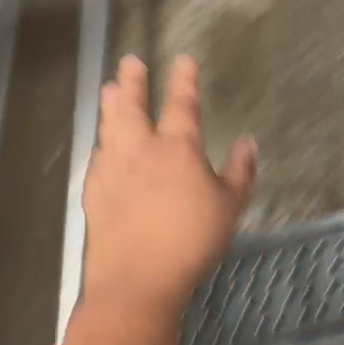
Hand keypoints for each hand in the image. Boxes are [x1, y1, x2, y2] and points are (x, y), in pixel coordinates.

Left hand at [81, 54, 257, 316]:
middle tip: (130, 62)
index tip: (183, 60)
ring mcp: (114, 174)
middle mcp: (142, 152)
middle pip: (134, 108)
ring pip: (110, 130)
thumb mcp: (230, 205)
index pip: (182, 104)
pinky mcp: (95, 198)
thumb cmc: (191, 241)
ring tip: (109, 89)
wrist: (136, 285)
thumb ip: (240, 171)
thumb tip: (248, 142)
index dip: (184, 80)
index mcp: (178, 148)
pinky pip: (97, 161)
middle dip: (134, 83)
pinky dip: (100, 146)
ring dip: (111, 107)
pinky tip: (100, 147)